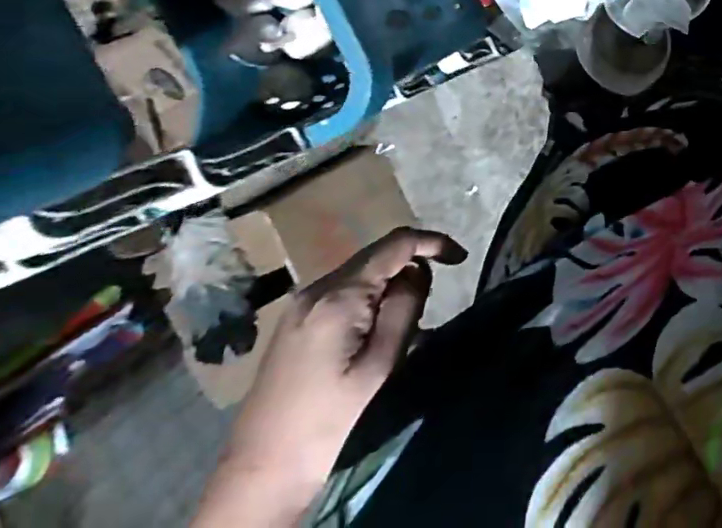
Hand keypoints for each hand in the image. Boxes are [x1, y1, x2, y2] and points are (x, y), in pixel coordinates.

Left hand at [193, 228, 466, 527]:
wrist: (259, 479)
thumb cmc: (329, 425)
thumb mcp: (380, 367)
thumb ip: (405, 309)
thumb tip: (417, 271)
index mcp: (337, 296)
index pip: (395, 243)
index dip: (433, 242)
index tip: (461, 260)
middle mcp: (314, 290)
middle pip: (376, 256)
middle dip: (411, 268)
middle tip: (429, 311)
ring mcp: (299, 308)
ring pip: (360, 277)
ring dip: (390, 289)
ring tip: (405, 331)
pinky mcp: (293, 327)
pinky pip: (343, 296)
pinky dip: (369, 302)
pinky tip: (375, 338)